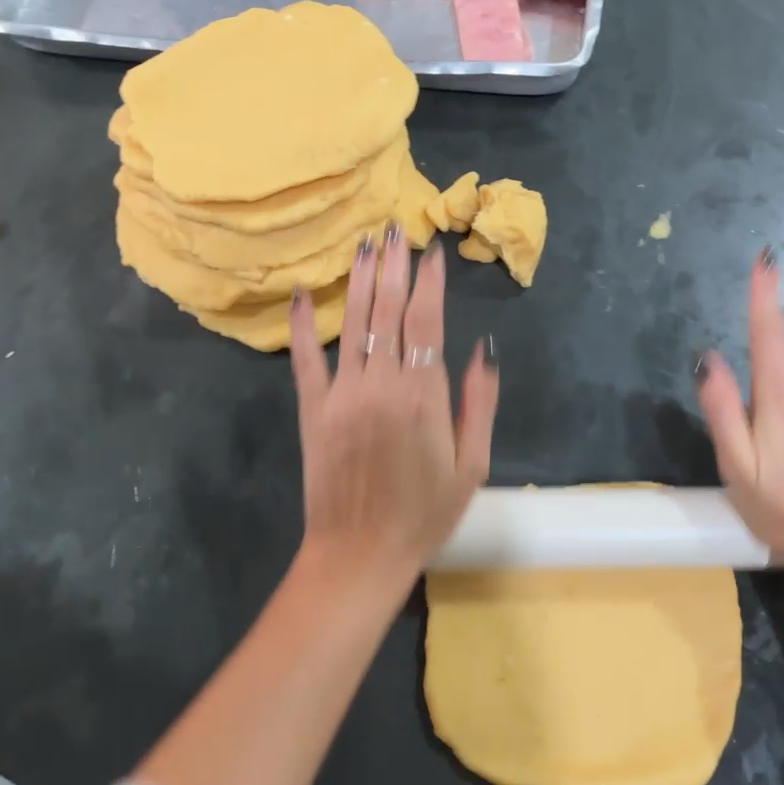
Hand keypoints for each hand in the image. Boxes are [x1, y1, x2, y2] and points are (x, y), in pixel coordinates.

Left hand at [289, 223, 496, 582]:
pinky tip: (300, 293)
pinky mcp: (313, 411)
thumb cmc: (425, 514)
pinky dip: (301, 326)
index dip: (428, 282)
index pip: (425, 322)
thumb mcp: (472, 465)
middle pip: (387, 311)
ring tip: (364, 243)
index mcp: (423, 395)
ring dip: (359, 281)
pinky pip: (305, 360)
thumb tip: (483, 349)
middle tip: (395, 229)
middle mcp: (381, 384)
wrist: (360, 555)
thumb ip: (479, 403)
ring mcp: (342, 394)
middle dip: (392, 267)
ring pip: (352, 324)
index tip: (431, 250)